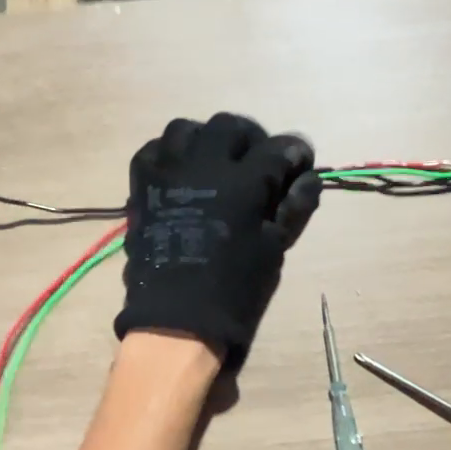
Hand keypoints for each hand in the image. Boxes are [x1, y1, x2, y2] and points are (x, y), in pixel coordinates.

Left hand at [114, 113, 321, 370]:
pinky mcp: (142, 189)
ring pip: (187, 130)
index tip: (300, 165)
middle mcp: (204, 165)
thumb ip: (294, 210)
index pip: (278, 148)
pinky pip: (153, 152)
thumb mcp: (273, 251)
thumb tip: (308, 179)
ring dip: (206, 141)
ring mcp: (168, 173)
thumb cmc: (234, 291)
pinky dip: (170, 154)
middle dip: (250, 140)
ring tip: (216, 163)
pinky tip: (182, 173)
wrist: (177, 321)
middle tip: (258, 164)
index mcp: (244, 183)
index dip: (295, 154)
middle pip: (230, 128)